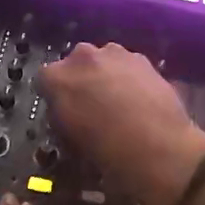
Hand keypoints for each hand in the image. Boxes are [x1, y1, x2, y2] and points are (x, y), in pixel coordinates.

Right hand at [39, 42, 204, 204]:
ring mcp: (114, 53)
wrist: (159, 150)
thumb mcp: (69, 139)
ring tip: (117, 100)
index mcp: (56, 78)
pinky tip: (138, 98)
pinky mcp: (142, 58)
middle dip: (79, 79)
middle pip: (73, 64)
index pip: (44, 79)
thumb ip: (61, 115)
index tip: (62, 108)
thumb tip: (66, 110)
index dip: (53, 94)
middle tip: (90, 104)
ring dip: (104, 74)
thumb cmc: (106, 151)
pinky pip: (126, 64)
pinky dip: (128, 76)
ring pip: (101, 60)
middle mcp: (81, 57)